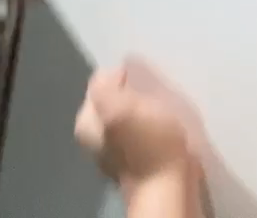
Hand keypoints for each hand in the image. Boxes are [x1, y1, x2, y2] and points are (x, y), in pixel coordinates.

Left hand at [74, 58, 205, 198]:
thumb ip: (106, 88)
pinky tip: (169, 114)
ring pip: (131, 109)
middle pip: (115, 96)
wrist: (169, 184)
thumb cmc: (146, 144)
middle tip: (155, 81)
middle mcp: (97, 135)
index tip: (142, 72)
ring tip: (165, 94)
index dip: (120, 72)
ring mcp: (119, 146)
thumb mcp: (120, 110)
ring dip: (147, 99)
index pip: (99, 83)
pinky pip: (145, 123)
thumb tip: (111, 72)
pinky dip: (155, 115)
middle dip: (133, 85)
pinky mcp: (141, 152)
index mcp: (87, 124)